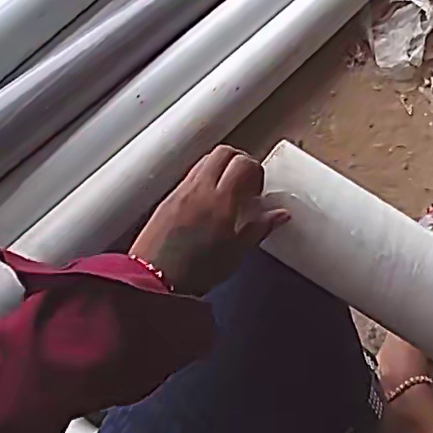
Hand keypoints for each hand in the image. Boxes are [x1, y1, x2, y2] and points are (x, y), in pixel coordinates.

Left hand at [130, 146, 288, 296]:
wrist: (153, 279)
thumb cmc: (193, 272)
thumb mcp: (236, 254)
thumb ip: (259, 229)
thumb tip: (279, 215)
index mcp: (221, 201)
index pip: (243, 163)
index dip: (256, 171)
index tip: (258, 189)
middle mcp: (200, 189)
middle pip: (223, 152)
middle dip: (239, 161)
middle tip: (246, 183)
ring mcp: (181, 191)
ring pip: (205, 160)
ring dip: (221, 167)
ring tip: (228, 194)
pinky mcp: (168, 198)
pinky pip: (190, 176)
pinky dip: (204, 179)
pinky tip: (208, 204)